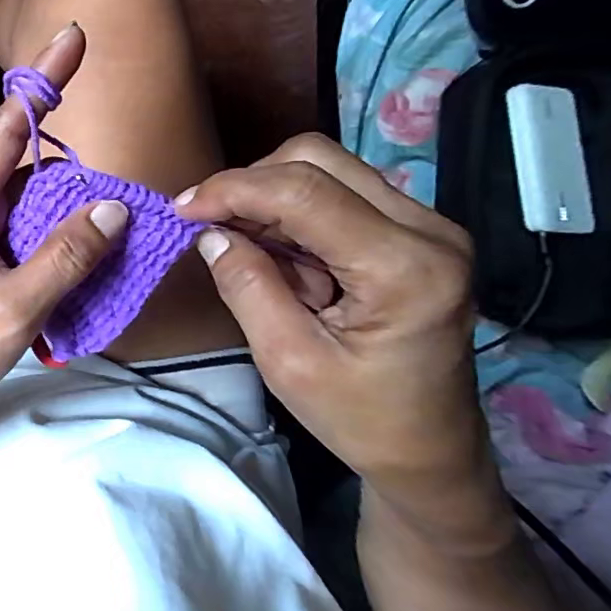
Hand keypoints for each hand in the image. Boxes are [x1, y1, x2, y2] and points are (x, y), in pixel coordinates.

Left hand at [0, 23, 128, 428]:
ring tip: (105, 228)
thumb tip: (112, 209)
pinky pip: (33, 217)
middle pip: (23, 155)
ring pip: (33, 189)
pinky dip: (63, 223)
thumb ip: (64, 257)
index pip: (3, 130)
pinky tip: (88, 241)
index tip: (71, 35)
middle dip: (70, 156)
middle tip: (111, 180)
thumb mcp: (15, 306)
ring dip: (71, 198)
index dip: (39, 82)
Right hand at [175, 134, 495, 523]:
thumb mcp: (287, 360)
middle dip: (250, 183)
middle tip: (208, 222)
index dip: (231, 189)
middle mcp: (427, 230)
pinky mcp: (413, 233)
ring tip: (240, 242)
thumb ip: (247, 286)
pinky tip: (273, 250)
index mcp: (404, 267)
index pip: (303, 191)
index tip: (180, 209)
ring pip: (326, 167)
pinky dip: (290, 211)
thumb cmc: (360, 417)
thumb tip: (209, 234)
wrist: (430, 451)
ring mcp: (426, 227)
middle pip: (317, 159)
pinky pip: (337, 192)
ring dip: (268, 196)